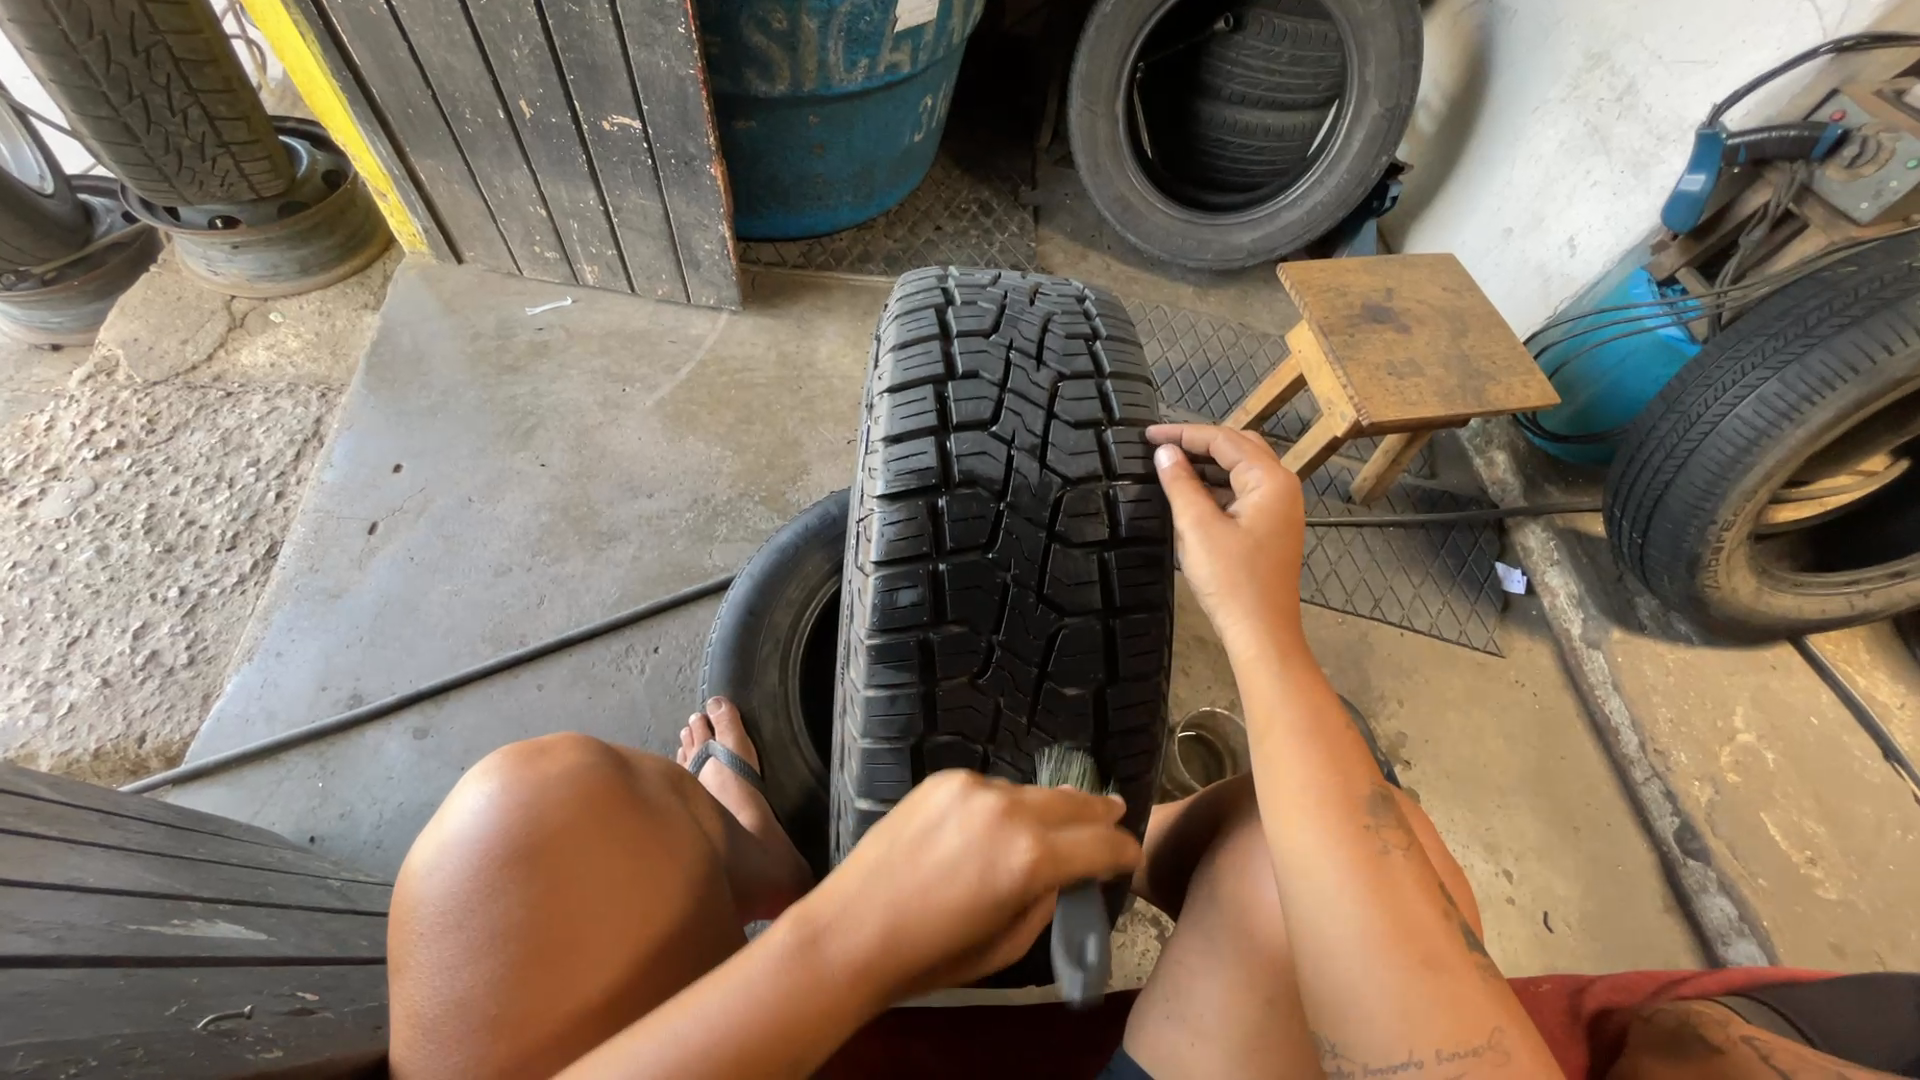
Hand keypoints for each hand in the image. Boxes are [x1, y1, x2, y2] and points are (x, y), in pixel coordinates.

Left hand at [792, 769, 1139, 1002]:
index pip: (1101, 844)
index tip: (1131, 852)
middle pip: (1072, 802)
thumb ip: (1047, 898)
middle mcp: (1009, 809)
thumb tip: (1063, 871)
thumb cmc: (934, 955)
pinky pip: (990, 789)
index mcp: (1031, 858)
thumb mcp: (1010, 942)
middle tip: (1116, 810)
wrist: (853, 929)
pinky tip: (998, 821)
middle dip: (1098, 811)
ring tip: (1062, 814)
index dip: (1124, 850)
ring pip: (1029, 792)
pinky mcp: (943, 778)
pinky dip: (1004, 804)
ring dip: (1048, 807)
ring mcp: (973, 787)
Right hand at [1146, 423, 1306, 651]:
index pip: (1223, 439)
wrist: (1261, 631)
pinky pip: (1244, 491)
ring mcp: (1280, 507)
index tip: (1149, 435)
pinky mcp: (1272, 526)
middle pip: (1239, 446)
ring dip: (1208, 463)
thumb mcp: (1197, 528)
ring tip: (1171, 465)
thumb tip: (1165, 452)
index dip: (1183, 433)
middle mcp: (1282, 487)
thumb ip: (1180, 483)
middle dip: (1199, 442)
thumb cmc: (1231, 581)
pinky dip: (1217, 485)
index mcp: (1270, 480)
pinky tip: (1192, 492)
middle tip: (1160, 445)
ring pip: (1242, 469)